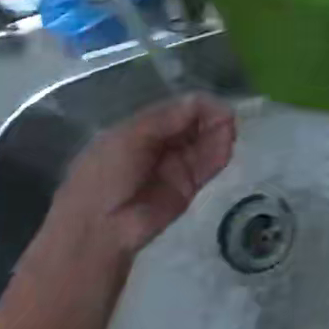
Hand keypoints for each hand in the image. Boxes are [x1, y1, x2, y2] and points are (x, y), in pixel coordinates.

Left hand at [52, 94, 236, 253]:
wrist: (100, 228)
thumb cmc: (105, 175)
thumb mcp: (129, 137)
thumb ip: (167, 118)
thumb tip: (203, 100)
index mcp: (141, 128)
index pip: (177, 110)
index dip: (198, 106)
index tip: (217, 107)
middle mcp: (161, 144)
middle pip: (195, 124)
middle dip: (212, 119)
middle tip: (227, 120)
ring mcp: (176, 165)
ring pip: (205, 143)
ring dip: (219, 135)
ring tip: (229, 134)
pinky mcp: (189, 186)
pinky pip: (208, 166)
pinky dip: (219, 155)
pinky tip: (226, 148)